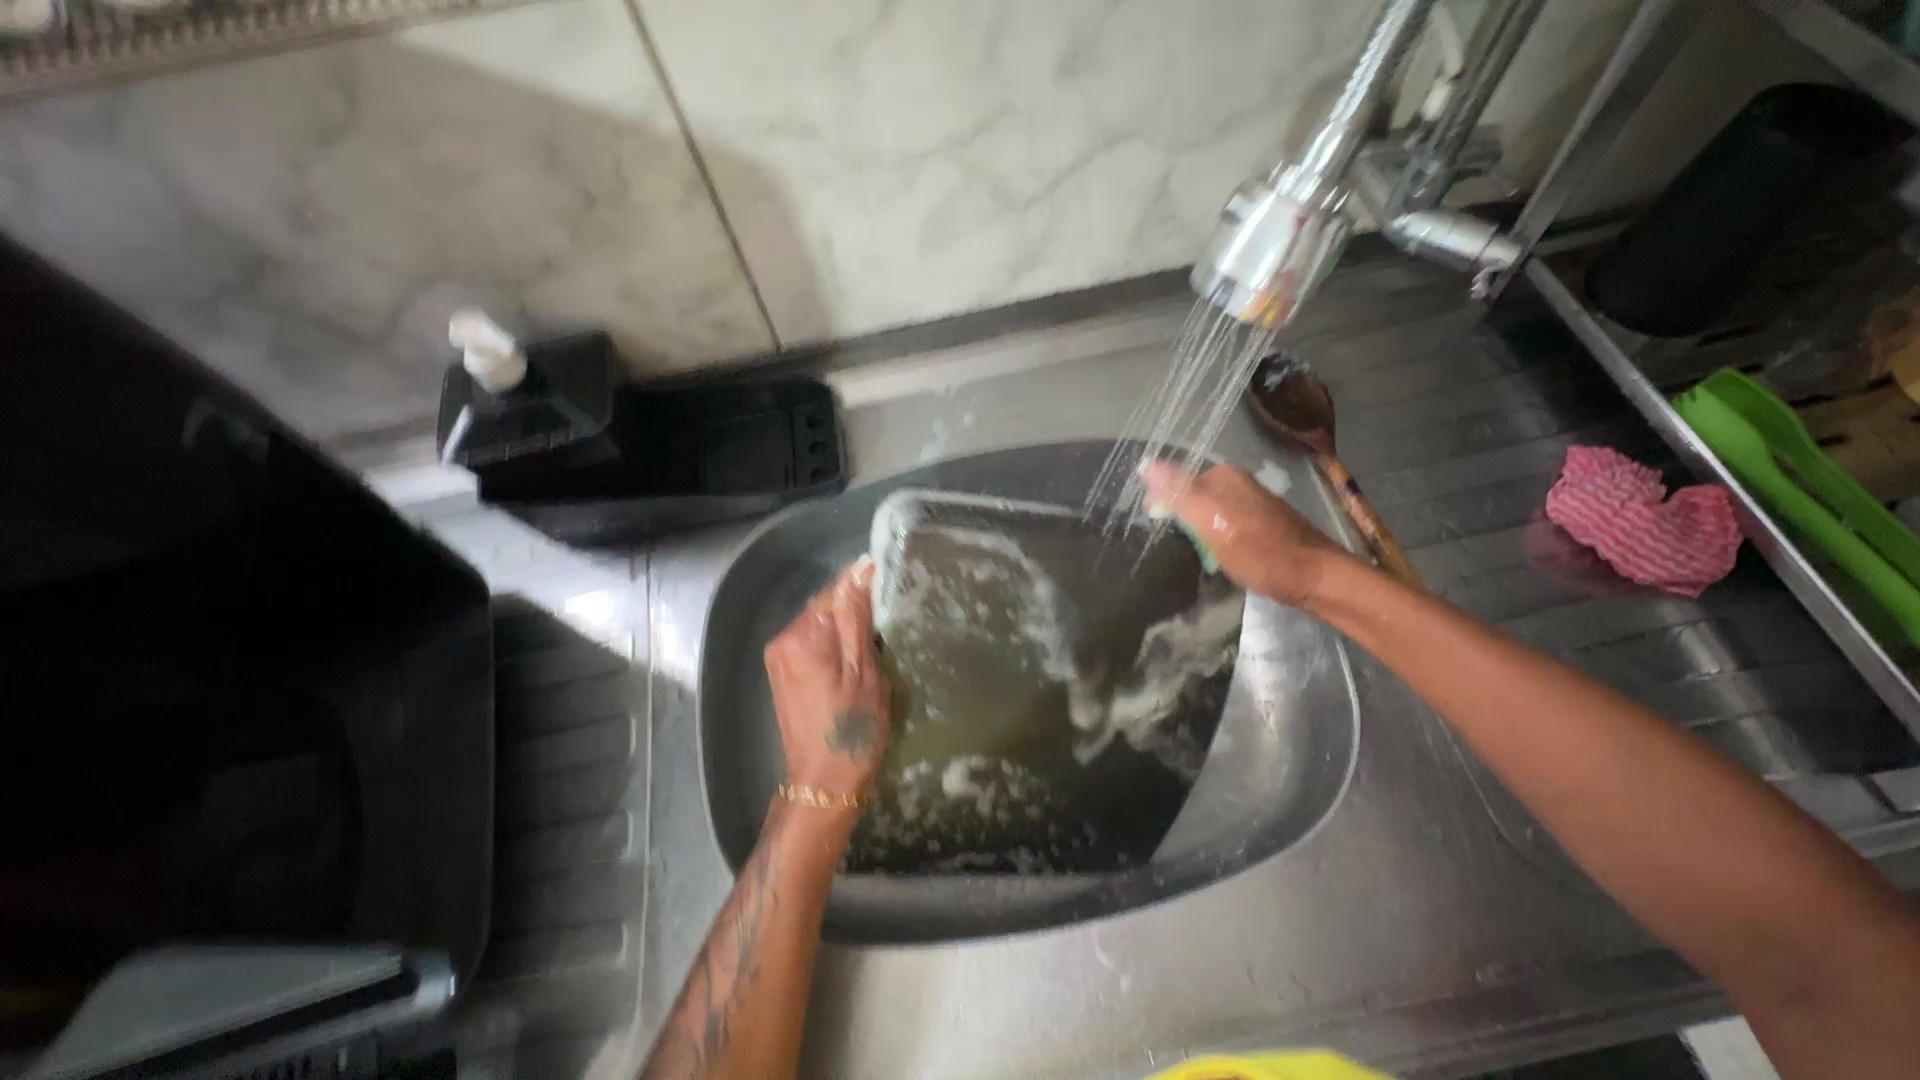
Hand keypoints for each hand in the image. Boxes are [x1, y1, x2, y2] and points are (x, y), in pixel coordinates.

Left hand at [763, 556, 892, 798]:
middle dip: (859, 612)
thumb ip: (859, 617)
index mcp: (803, 635)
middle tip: (895, 626)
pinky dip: (837, 649)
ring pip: (823, 627)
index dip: (868, 588)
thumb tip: (862, 569)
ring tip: (881, 645)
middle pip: (828, 607)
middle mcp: (783, 639)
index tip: (897, 591)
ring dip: (849, 631)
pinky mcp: (784, 674)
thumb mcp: (865, 671)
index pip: (838, 590)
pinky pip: (815, 645)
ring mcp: (780, 658)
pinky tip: (859, 663)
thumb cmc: (853, 730)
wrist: (824, 782)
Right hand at [1141, 461, 1353, 609]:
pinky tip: (1217, 555)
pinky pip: (1224, 525)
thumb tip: (1144, 464)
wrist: (1316, 578)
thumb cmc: (1260, 552)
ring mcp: (1253, 504)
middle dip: (1179, 516)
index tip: (1152, 528)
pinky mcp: (1262, 524)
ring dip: (1196, 530)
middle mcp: (1239, 483)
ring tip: (1192, 553)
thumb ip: (1179, 493)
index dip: (1161, 503)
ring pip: (1209, 512)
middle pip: (1193, 495)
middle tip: (1173, 545)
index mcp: (1225, 476)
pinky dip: (1215, 538)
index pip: (1176, 480)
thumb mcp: (1212, 523)